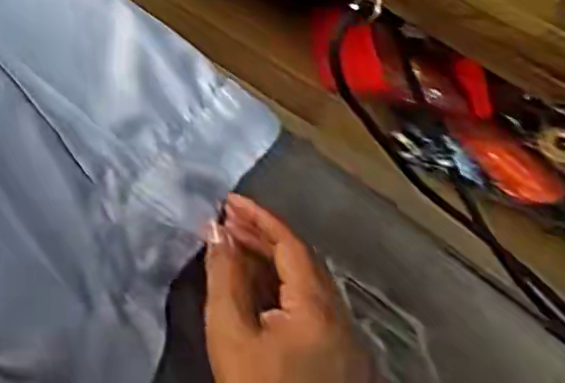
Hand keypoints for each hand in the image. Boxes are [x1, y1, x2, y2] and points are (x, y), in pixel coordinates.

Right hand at [205, 194, 370, 382]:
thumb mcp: (230, 330)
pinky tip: (256, 287)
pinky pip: (312, 309)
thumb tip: (218, 229)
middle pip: (304, 262)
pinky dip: (283, 288)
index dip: (259, 217)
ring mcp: (347, 346)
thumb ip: (223, 274)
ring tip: (234, 246)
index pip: (291, 244)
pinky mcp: (341, 365)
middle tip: (226, 220)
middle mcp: (343, 321)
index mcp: (319, 308)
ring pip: (309, 285)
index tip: (228, 200)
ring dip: (272, 261)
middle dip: (263, 236)